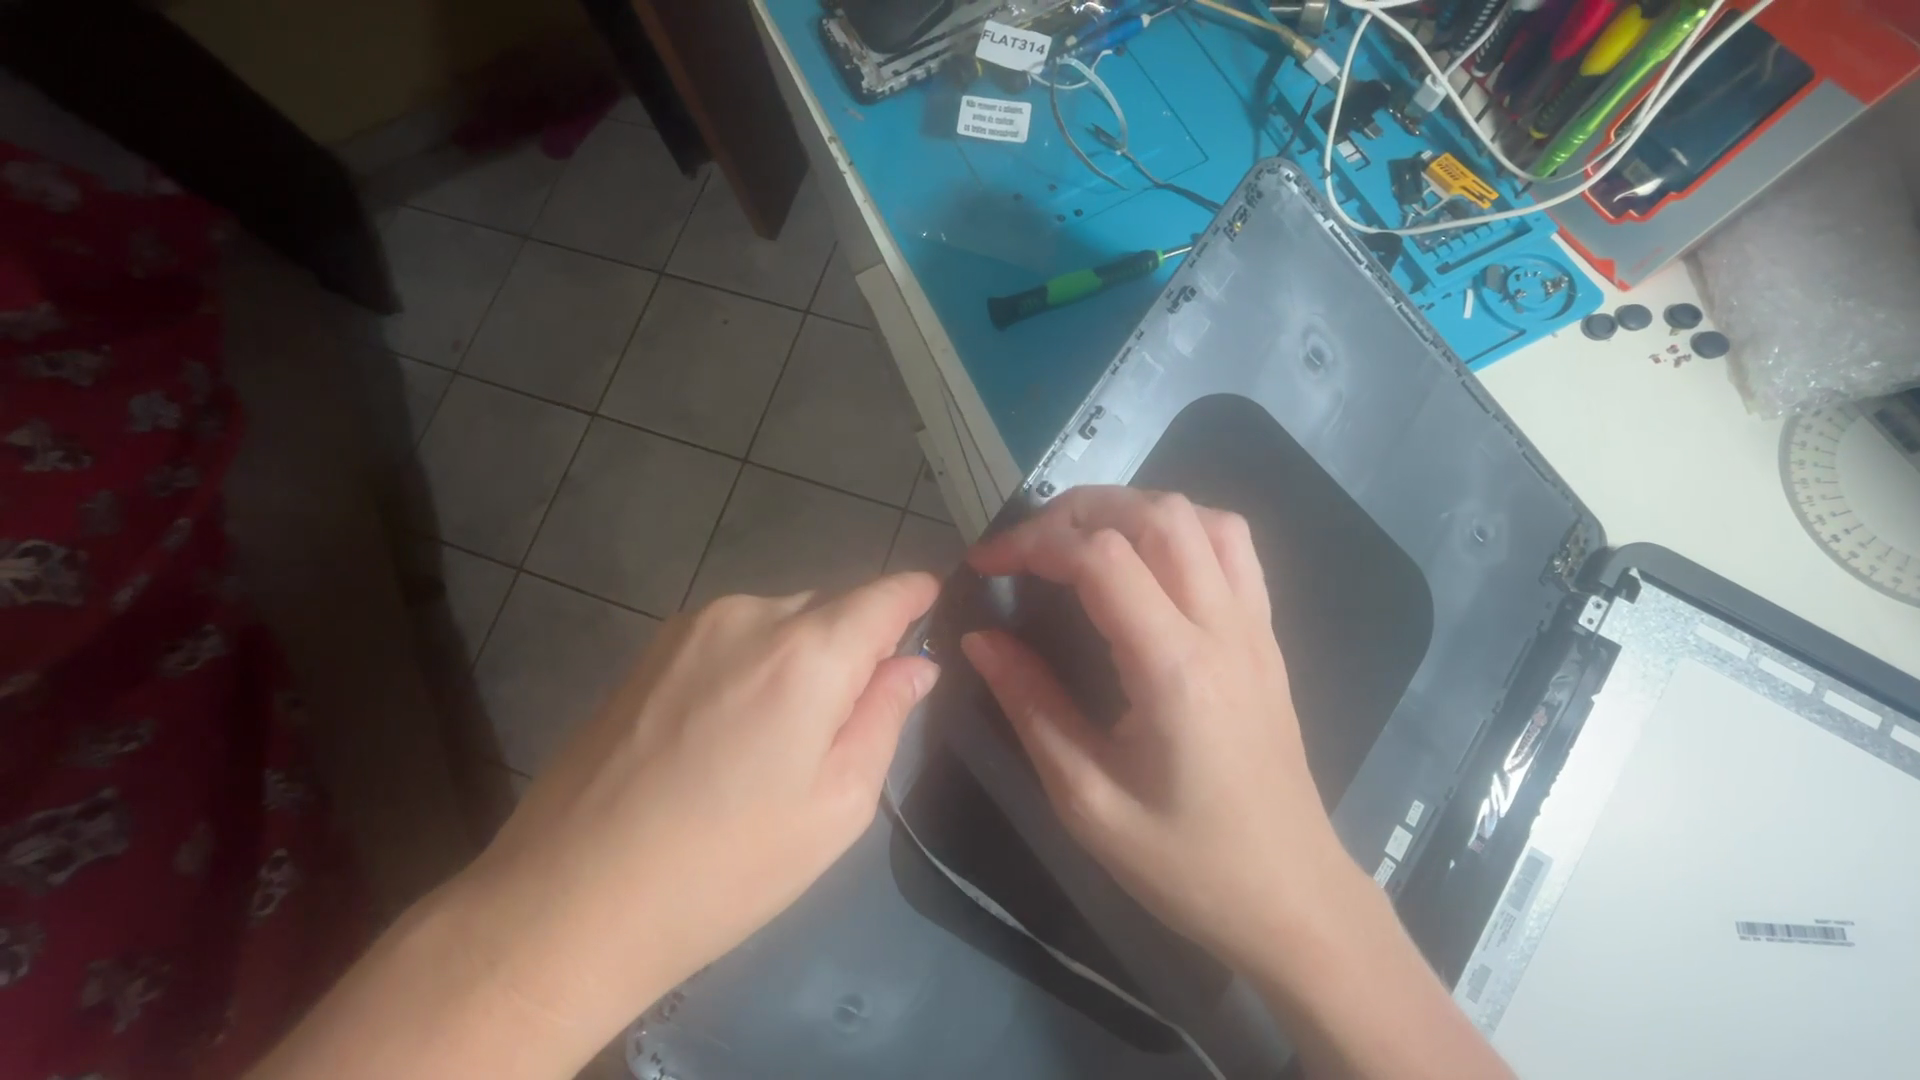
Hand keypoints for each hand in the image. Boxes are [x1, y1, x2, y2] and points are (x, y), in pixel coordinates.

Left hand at [452, 574, 939, 1044]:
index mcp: (807, 652)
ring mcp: (691, 627)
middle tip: (850, 719)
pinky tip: (729, 733)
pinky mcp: (651, 650)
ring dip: (802, 657)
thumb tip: (913, 665)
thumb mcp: (838, 804)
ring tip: (780, 739)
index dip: (917, 597)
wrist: (573, 897)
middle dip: (856, 644)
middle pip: (832, 607)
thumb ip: (885, 716)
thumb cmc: (729, 864)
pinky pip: (733, 637)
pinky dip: (754, 664)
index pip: (885, 595)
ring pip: (781, 621)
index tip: (934, 608)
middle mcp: (750, 615)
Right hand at [962, 487, 1364, 967]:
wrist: (1291, 898)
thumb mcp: (1086, 798)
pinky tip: (1146, 559)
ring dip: (1129, 509)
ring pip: (1199, 516)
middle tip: (1025, 546)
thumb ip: (1031, 705)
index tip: (985, 565)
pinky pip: (1233, 546)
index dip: (1033, 543)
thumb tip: (980, 638)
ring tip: (1078, 542)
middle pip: (1153, 515)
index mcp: (1173, 667)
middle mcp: (1223, 627)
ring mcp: (1255, 626)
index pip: (1100, 557)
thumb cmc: (1185, 862)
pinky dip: (1180, 527)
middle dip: (1075, 511)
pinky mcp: (1268, 636)